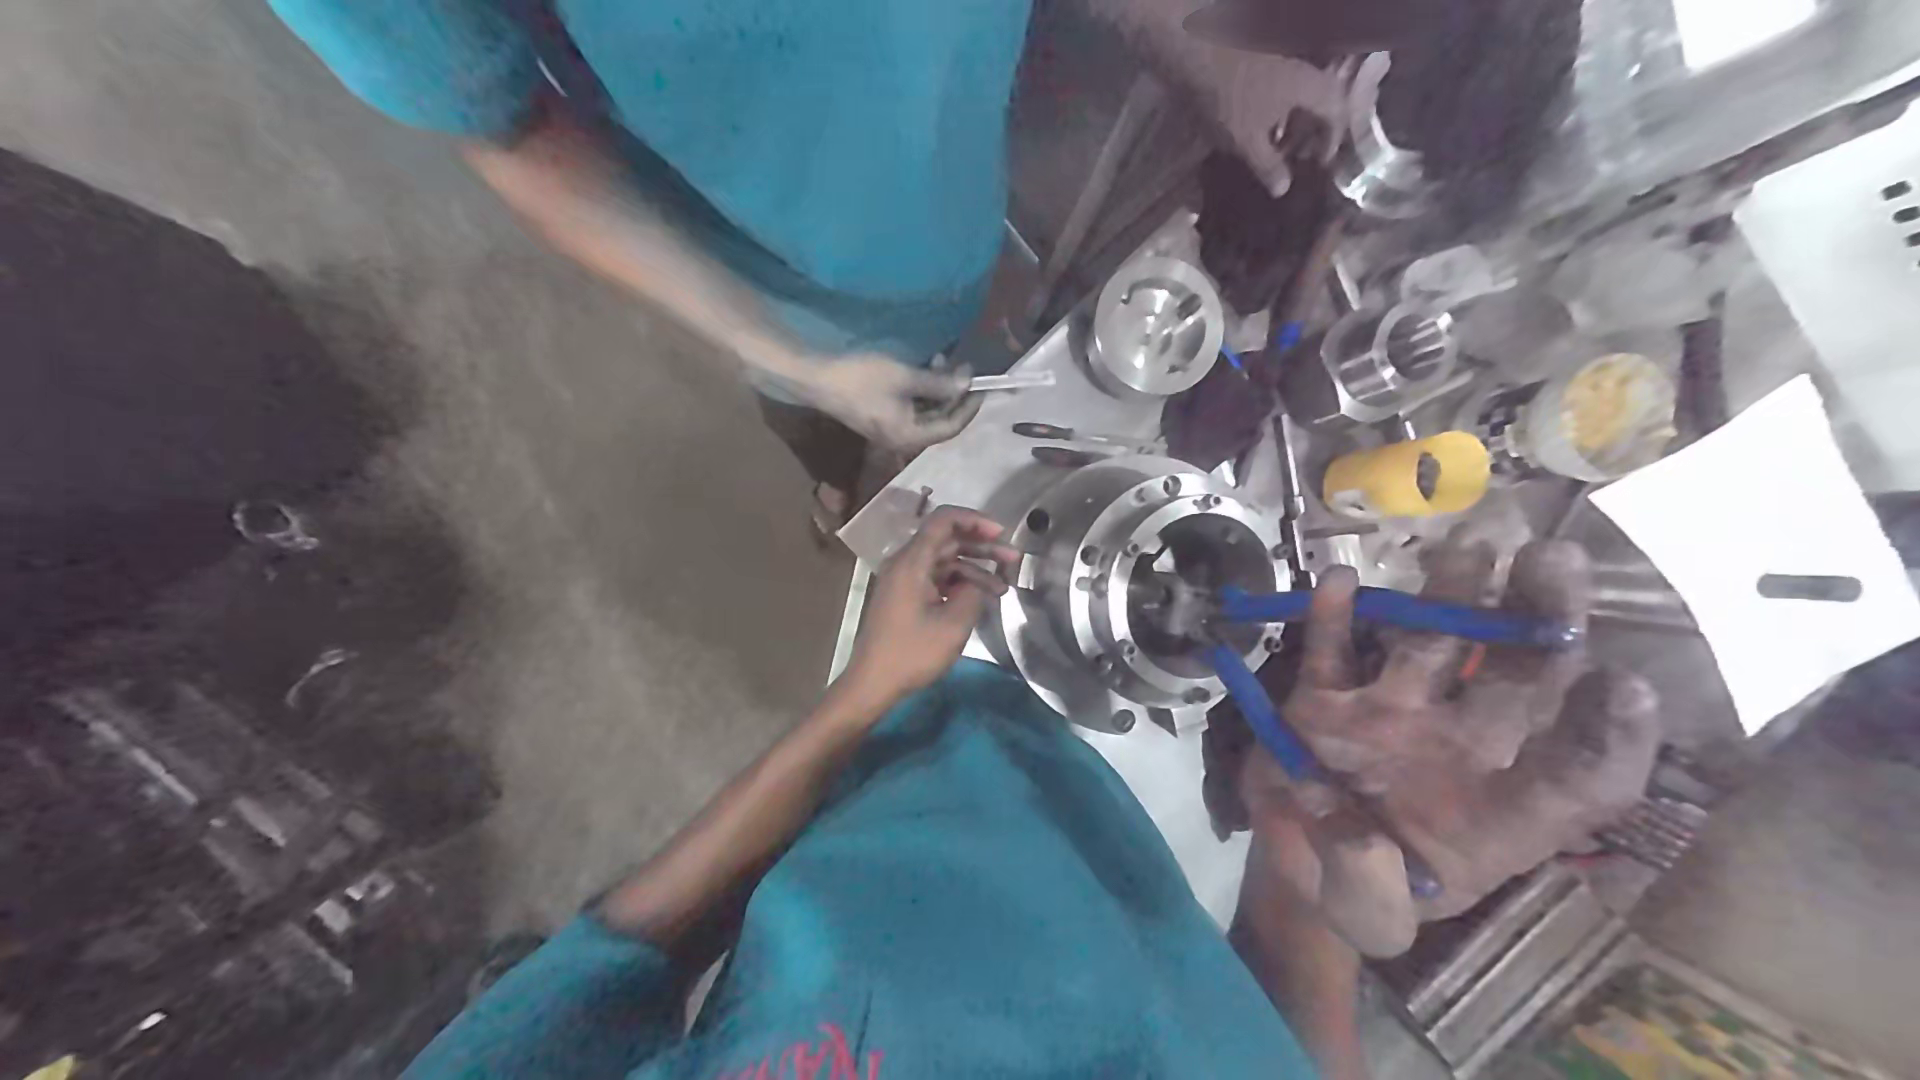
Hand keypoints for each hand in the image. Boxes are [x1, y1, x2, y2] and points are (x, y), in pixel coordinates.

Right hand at [800, 355, 981, 453]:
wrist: (816, 378)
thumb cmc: (860, 379)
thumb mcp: (904, 378)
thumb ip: (938, 383)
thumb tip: (967, 382)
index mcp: (909, 436)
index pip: (951, 427)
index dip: (969, 407)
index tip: (982, 385)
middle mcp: (903, 440)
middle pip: (940, 422)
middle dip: (954, 395)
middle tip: (964, 368)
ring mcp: (891, 430)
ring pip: (926, 413)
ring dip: (938, 390)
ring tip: (943, 361)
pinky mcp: (882, 418)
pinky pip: (912, 409)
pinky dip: (923, 392)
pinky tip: (925, 368)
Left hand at [839, 507, 1019, 706]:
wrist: (873, 682)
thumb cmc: (911, 653)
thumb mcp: (953, 625)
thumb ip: (973, 593)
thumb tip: (979, 583)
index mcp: (911, 562)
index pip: (944, 520)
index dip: (975, 520)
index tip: (1002, 533)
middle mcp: (905, 563)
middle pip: (947, 540)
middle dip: (982, 546)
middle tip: (1013, 559)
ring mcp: (904, 580)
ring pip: (945, 561)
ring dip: (975, 569)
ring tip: (1004, 587)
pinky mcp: (906, 596)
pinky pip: (937, 578)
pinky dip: (960, 584)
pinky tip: (982, 598)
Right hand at [1234, 536, 1661, 955]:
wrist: (1291, 856)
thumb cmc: (1354, 894)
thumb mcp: (1369, 915)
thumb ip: (1371, 888)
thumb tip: (1359, 833)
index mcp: (1497, 812)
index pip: (1575, 776)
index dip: (1607, 738)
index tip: (1622, 685)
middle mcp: (1457, 747)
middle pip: (1516, 681)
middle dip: (1540, 622)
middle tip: (1551, 558)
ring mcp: (1388, 713)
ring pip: (1430, 646)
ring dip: (1448, 596)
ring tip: (1469, 546)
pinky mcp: (1324, 700)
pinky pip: (1330, 652)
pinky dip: (1332, 618)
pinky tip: (1336, 579)